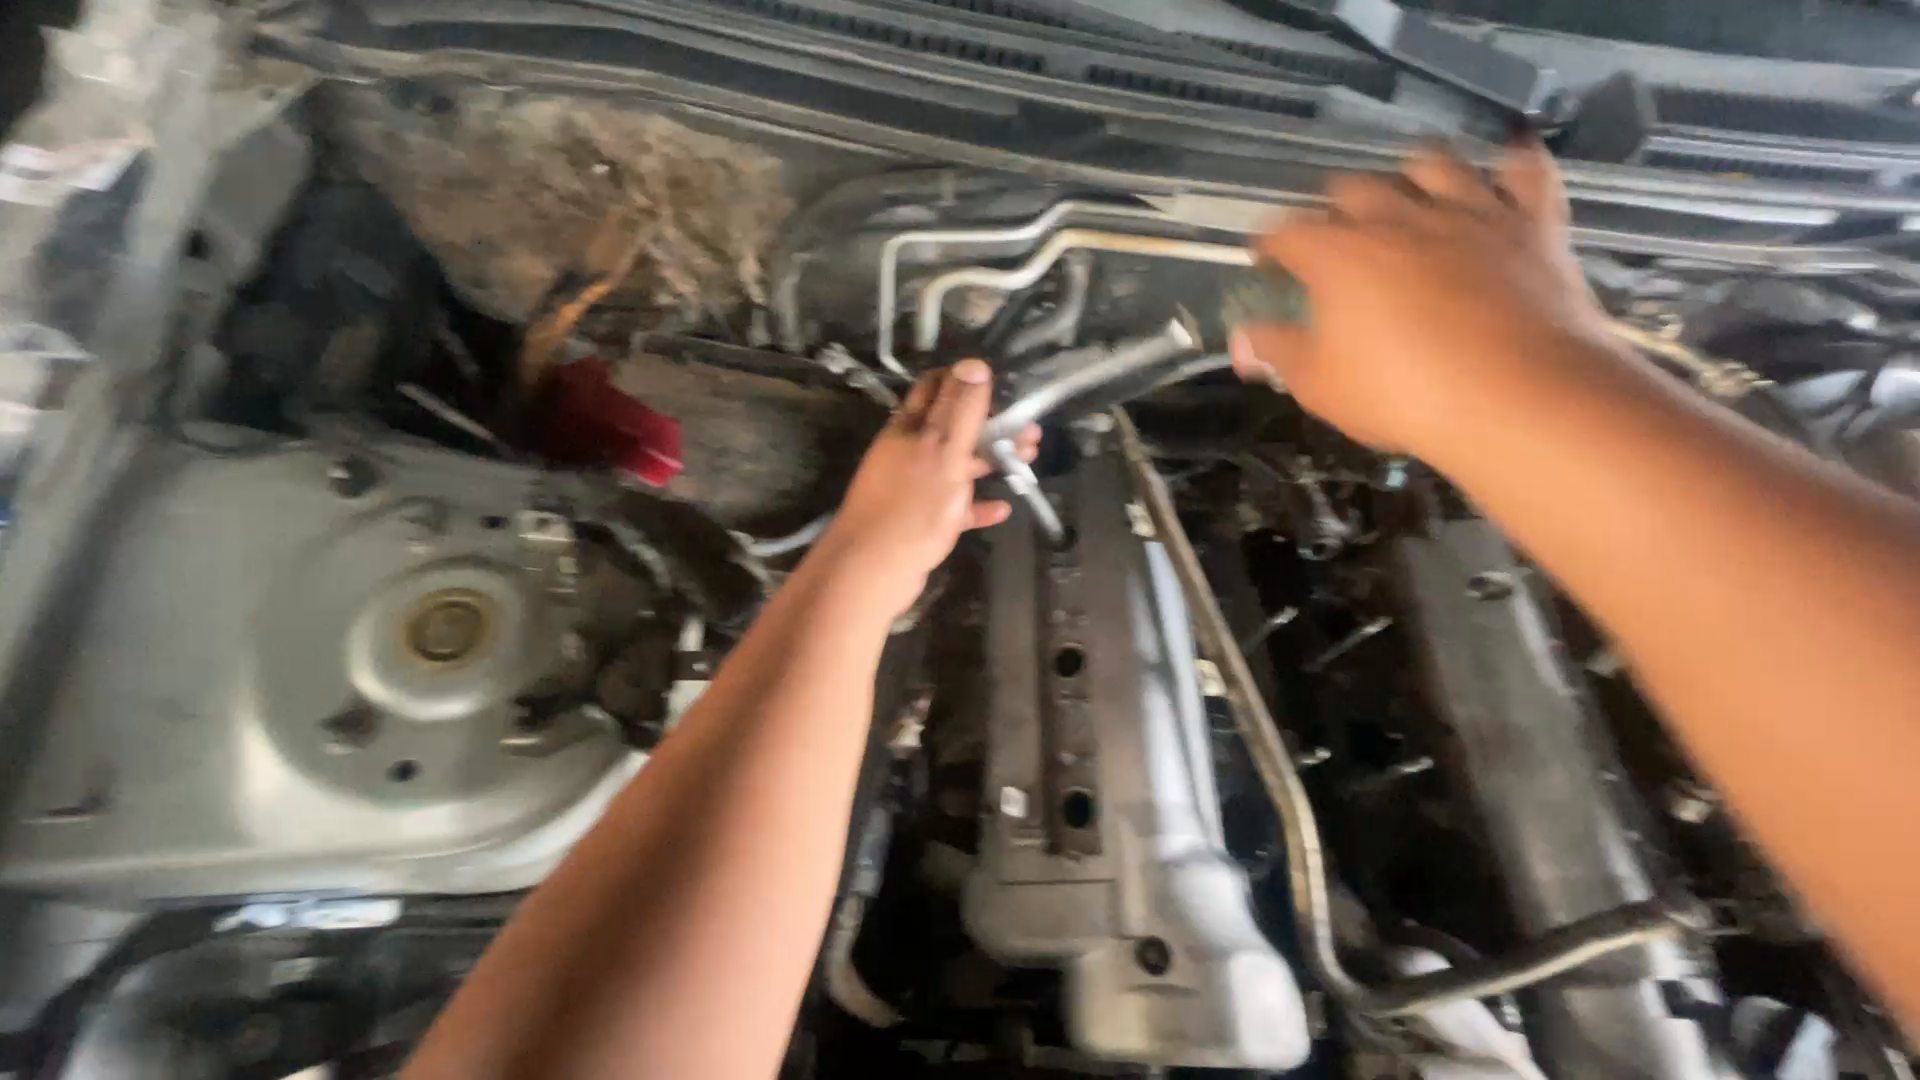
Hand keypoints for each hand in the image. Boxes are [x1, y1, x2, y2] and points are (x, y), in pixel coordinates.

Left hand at [814, 359, 1038, 615]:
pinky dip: (977, 504)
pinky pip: (954, 506)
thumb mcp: (943, 452)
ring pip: (956, 465)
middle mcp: (908, 451)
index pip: (937, 387)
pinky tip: (1002, 508)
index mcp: (910, 428)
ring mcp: (913, 487)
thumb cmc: (912, 508)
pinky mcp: (919, 521)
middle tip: (1029, 431)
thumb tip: (974, 362)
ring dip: (989, 461)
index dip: (968, 381)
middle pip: (953, 426)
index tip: (1004, 386)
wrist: (872, 570)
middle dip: (991, 425)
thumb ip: (962, 410)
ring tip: (1028, 461)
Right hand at [1231, 143, 1628, 462]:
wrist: (1516, 395)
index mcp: (1339, 256)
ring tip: (1405, 188)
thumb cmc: (1400, 394)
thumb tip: (1241, 339)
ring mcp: (1470, 212)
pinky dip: (1512, 166)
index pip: (1288, 233)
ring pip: (1434, 164)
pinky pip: (1525, 174)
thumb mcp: (1319, 384)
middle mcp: (1399, 218)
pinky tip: (1504, 165)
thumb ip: (1278, 352)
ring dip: (1411, 172)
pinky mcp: (1532, 223)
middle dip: (1332, 205)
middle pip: (1354, 188)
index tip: (1263, 256)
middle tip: (1329, 229)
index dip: (1270, 242)